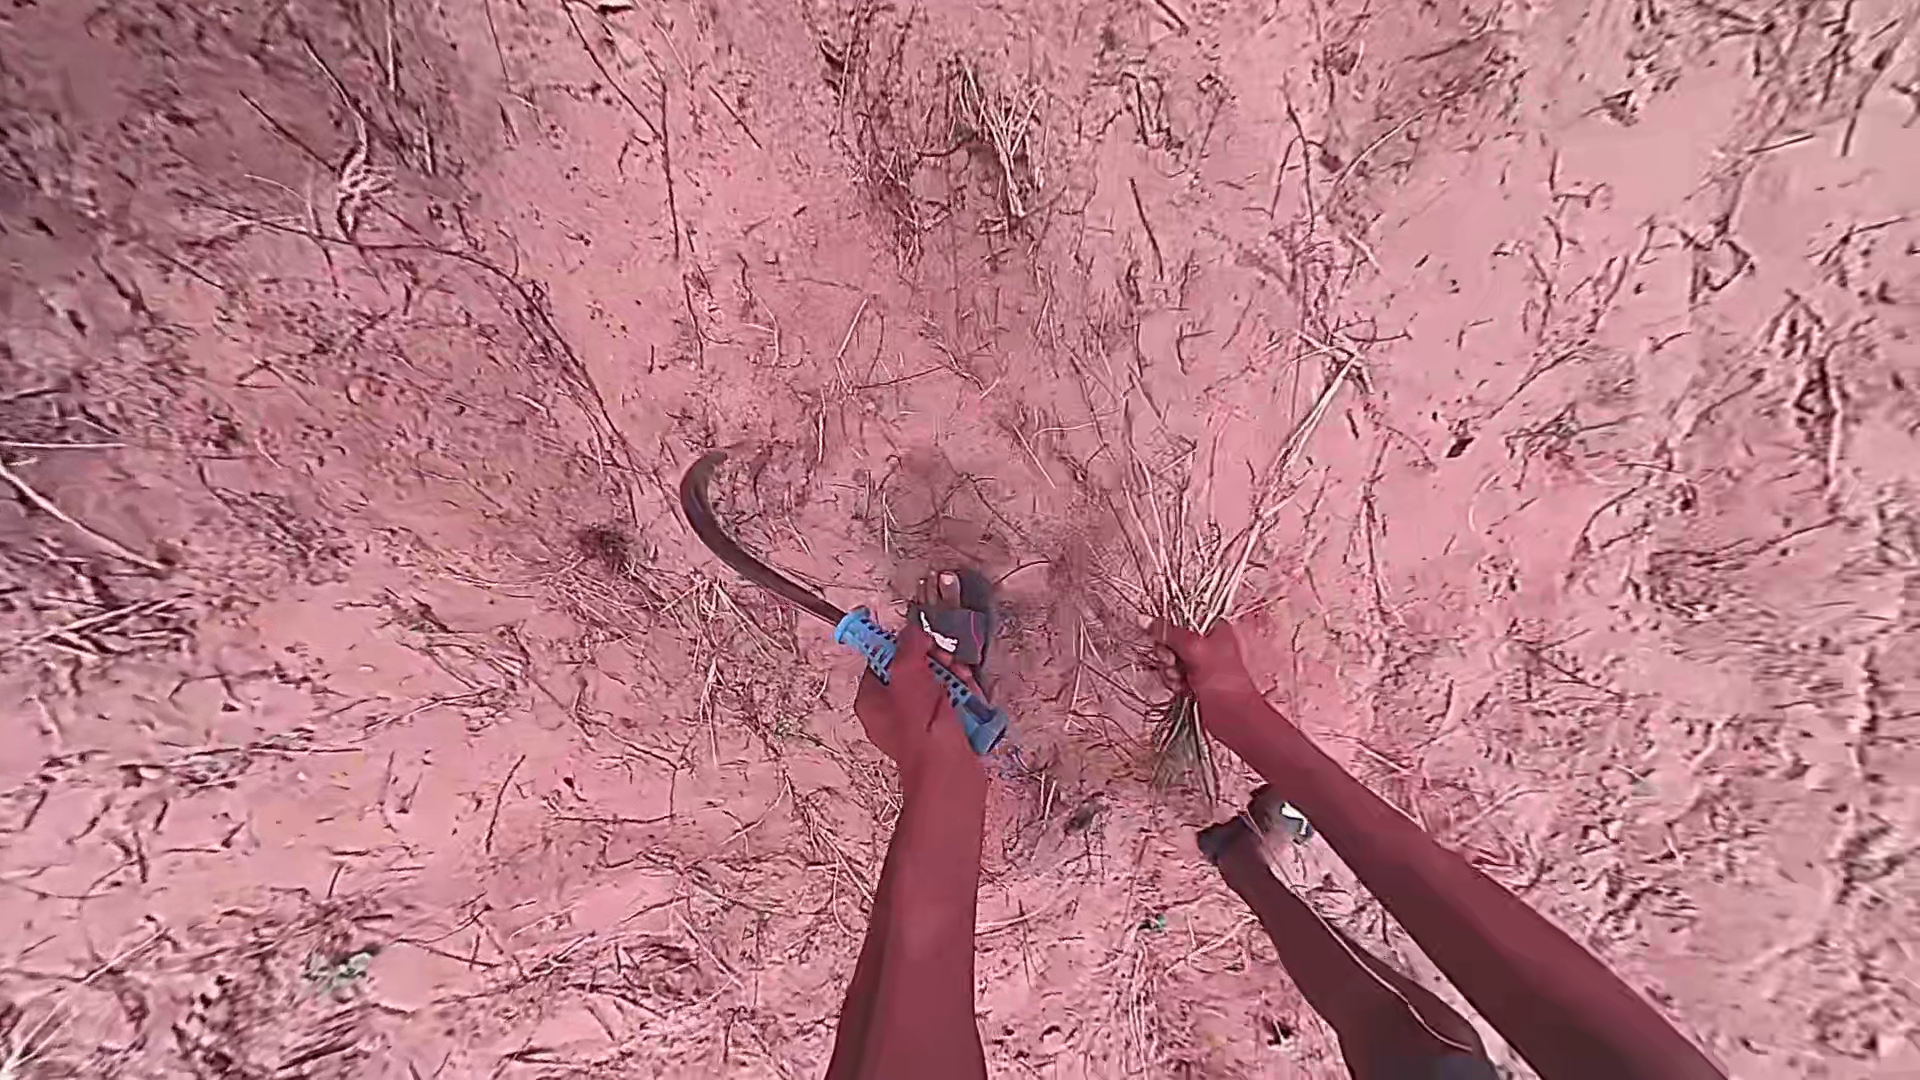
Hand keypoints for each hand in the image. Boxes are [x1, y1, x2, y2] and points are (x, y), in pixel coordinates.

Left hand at [854, 620, 981, 790]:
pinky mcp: (940, 732)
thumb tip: (911, 631)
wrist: (950, 776)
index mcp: (872, 700)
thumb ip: (908, 648)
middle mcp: (891, 712)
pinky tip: (970, 698)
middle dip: (935, 663)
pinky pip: (950, 703)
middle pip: (912, 670)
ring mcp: (917, 723)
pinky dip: (961, 697)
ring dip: (953, 678)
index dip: (904, 647)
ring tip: (962, 682)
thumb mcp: (908, 676)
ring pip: (935, 684)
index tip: (923, 643)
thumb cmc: (922, 729)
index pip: (883, 659)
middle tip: (947, 664)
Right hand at [1152, 619, 1262, 705]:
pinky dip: (1172, 681)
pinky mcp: (1192, 679)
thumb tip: (1147, 620)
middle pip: (1170, 638)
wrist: (1232, 716)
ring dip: (1168, 669)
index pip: (1181, 617)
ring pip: (1168, 657)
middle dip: (1166, 652)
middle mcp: (1206, 643)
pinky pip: (1170, 673)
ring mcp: (1198, 662)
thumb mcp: (1195, 648)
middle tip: (1173, 660)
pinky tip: (1181, 686)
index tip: (1164, 637)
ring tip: (1179, 677)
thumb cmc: (1226, 683)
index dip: (1168, 627)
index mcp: (1214, 628)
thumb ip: (1169, 633)